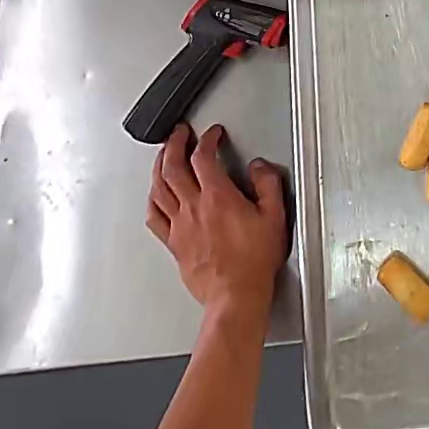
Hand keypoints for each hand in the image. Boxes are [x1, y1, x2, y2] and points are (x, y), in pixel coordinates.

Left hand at [147, 124, 288, 319]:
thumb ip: (268, 185)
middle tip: (179, 134)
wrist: (235, 295)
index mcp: (218, 197)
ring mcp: (180, 226)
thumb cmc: (254, 260)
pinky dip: (153, 198)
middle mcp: (194, 208)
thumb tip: (259, 167)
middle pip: (172, 167)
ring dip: (158, 166)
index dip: (207, 140)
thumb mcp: (274, 216)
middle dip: (174, 144)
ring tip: (163, 155)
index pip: (204, 157)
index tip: (213, 134)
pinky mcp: (173, 243)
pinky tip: (155, 195)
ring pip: (158, 188)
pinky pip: (154, 216)